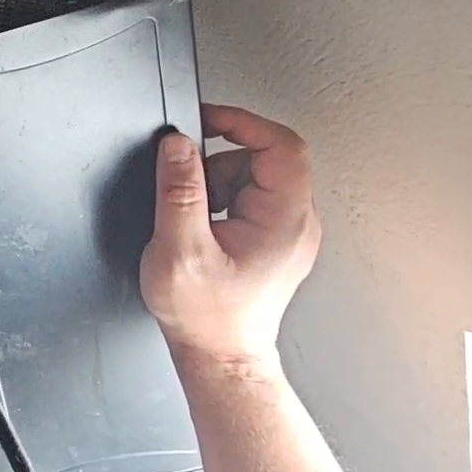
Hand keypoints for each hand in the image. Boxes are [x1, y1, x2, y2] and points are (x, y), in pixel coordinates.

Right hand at [140, 104, 321, 366]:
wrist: (219, 353)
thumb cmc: (205, 312)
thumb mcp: (179, 244)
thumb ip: (178, 188)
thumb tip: (176, 143)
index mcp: (284, 220)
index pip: (282, 146)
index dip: (241, 121)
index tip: (203, 117)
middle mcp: (295, 223)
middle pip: (260, 158)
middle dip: (212, 162)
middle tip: (183, 187)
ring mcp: (285, 231)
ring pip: (248, 176)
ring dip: (211, 183)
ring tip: (190, 219)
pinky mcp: (269, 238)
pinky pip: (244, 196)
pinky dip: (214, 199)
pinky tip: (198, 225)